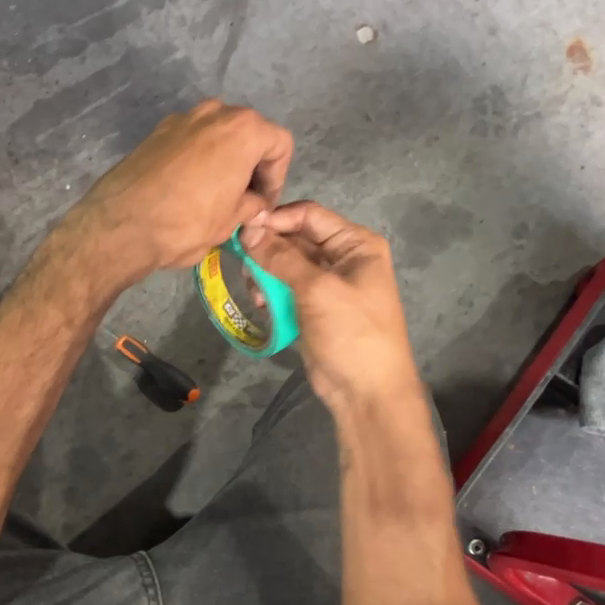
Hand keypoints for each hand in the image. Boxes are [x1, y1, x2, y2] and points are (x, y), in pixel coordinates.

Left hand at [67, 99, 292, 278]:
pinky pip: (186, 145)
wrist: (119, 225)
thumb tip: (254, 207)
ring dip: (221, 164)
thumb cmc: (185, 223)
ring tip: (212, 199)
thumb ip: (250, 207)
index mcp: (243, 128)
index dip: (277, 179)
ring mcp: (180, 120)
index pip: (279, 145)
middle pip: (246, 136)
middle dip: (249, 168)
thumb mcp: (228, 222)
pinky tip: (184, 193)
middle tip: (242, 203)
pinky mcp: (153, 135)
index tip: (264, 206)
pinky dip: (194, 163)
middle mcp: (214, 112)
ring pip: (214, 139)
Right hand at [244, 201, 421, 415]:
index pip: (309, 215)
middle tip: (241, 265)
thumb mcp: (317, 290)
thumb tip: (248, 231)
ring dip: (265, 273)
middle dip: (267, 250)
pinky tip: (261, 304)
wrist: (364, 389)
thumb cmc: (351, 333)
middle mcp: (342, 257)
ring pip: (284, 264)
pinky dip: (270, 292)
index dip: (275, 220)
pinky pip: (284, 288)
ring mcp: (326, 284)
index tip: (240, 233)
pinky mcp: (311, 307)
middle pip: (294, 238)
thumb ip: (282, 259)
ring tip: (254, 292)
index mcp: (355, 244)